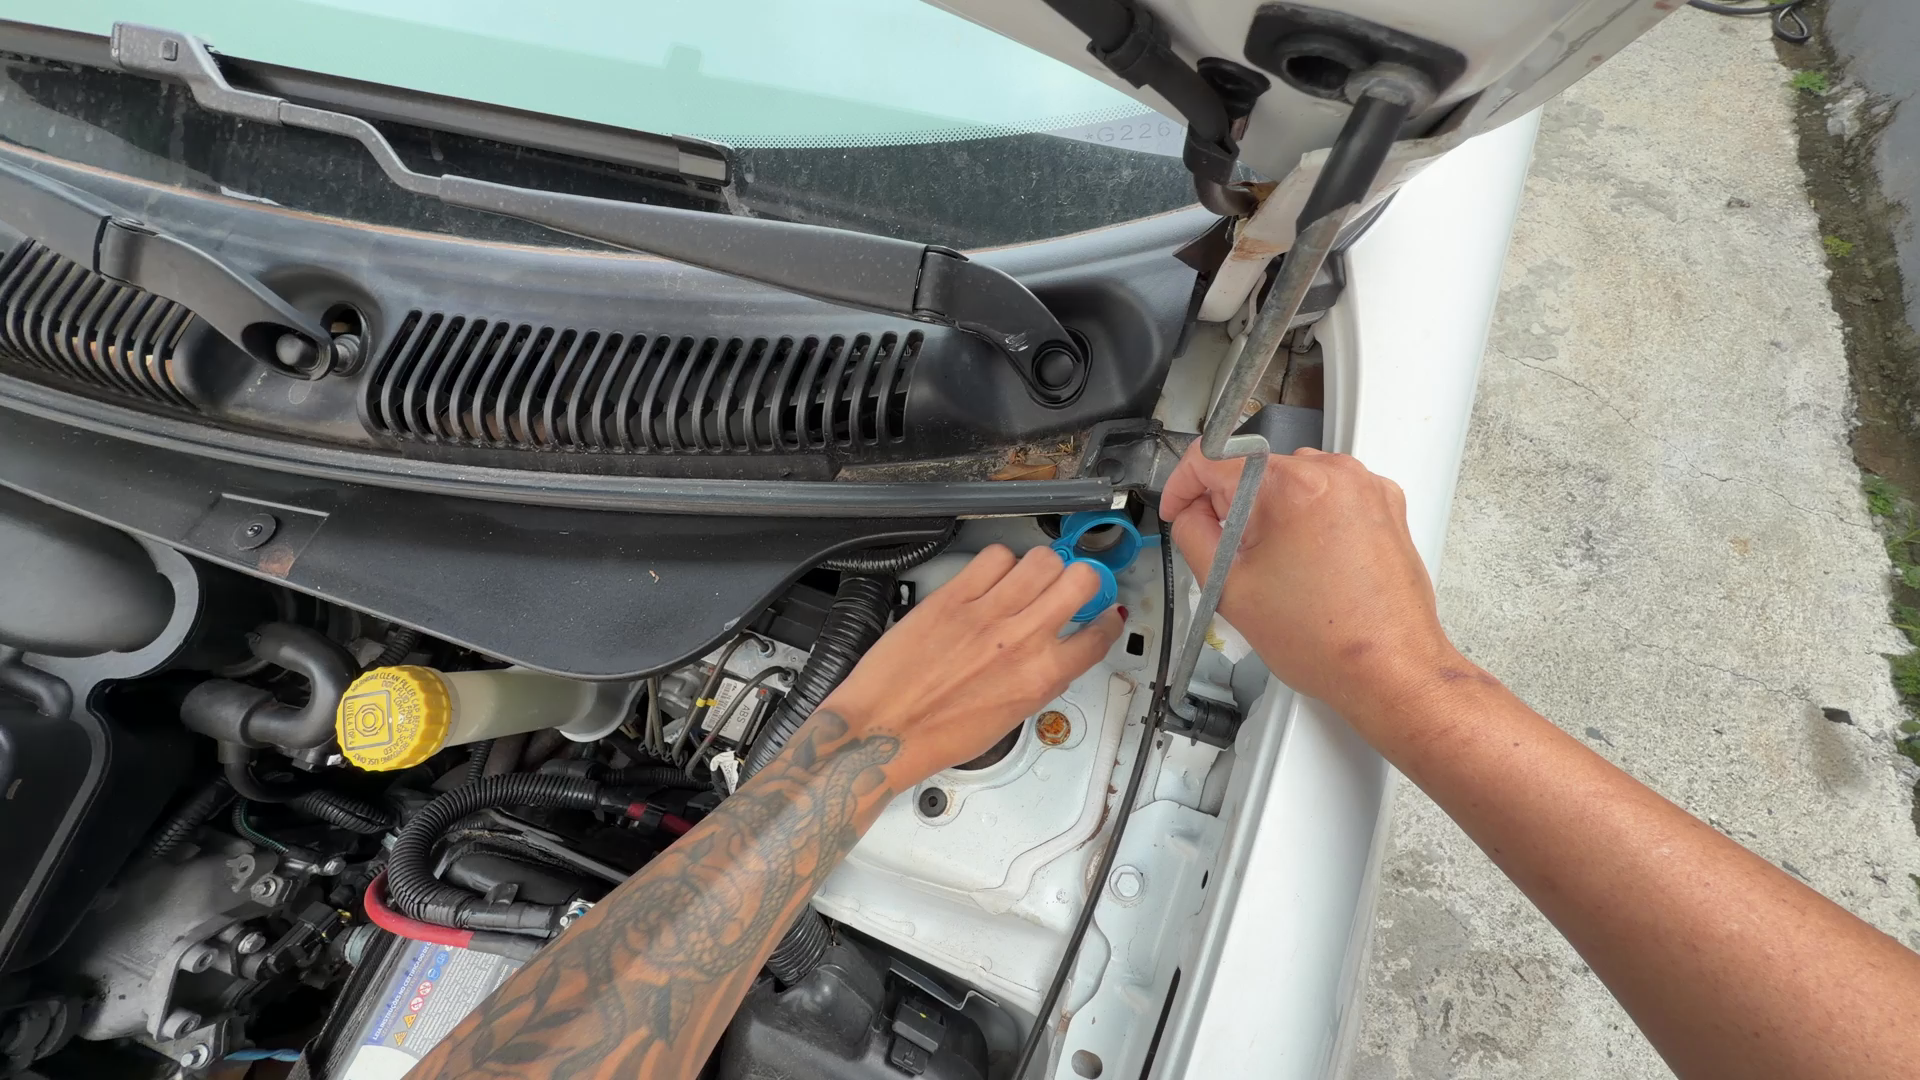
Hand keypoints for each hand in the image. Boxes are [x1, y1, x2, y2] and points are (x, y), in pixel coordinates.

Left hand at [820, 545, 1122, 790]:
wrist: (883, 729)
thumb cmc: (937, 734)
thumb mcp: (1009, 716)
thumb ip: (1039, 678)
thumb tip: (1055, 652)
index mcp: (1040, 678)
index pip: (1099, 635)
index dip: (1109, 620)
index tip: (1106, 613)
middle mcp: (1020, 641)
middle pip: (1081, 579)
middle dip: (1083, 578)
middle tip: (1069, 585)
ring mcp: (987, 614)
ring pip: (1042, 559)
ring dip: (1042, 565)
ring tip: (1027, 578)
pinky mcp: (953, 596)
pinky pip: (994, 556)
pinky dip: (999, 561)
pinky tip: (991, 577)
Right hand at [1159, 444, 1462, 715]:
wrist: (1389, 671)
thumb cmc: (1321, 639)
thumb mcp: (1226, 586)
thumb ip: (1191, 534)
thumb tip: (1189, 511)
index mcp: (1292, 487)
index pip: (1214, 458)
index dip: (1182, 485)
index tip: (1178, 509)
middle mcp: (1335, 473)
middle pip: (1253, 469)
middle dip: (1229, 506)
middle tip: (1229, 555)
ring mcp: (1365, 486)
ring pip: (1287, 480)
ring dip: (1267, 510)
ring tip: (1273, 564)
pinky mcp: (1384, 504)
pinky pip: (1324, 493)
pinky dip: (1304, 517)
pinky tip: (1304, 562)